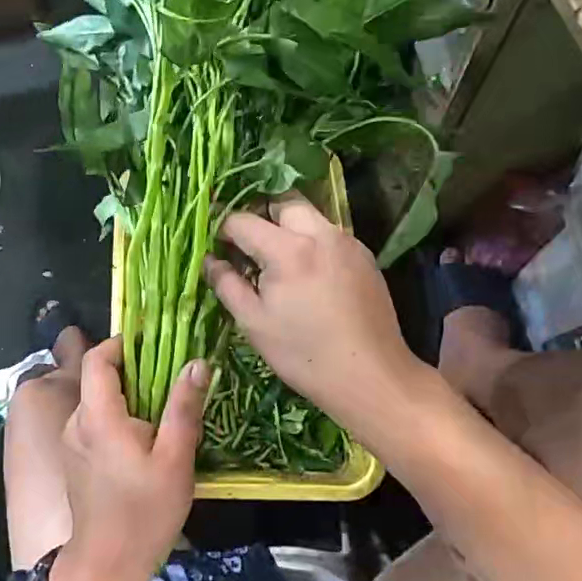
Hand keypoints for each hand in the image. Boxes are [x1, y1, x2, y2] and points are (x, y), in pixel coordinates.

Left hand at [52, 338, 206, 580]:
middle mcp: (77, 422)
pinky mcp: (74, 458)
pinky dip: (116, 417)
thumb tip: (197, 363)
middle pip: (97, 378)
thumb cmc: (144, 513)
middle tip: (168, 378)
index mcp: (98, 416)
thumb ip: (183, 408)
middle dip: (131, 371)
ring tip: (162, 410)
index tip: (152, 345)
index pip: (97, 359)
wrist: (106, 566)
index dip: (121, 344)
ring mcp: (72, 441)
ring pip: (96, 401)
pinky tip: (143, 439)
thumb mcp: (175, 460)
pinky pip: (94, 422)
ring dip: (126, 397)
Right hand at [205, 194, 430, 426]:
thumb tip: (209, 260)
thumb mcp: (254, 323)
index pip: (243, 220)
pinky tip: (305, 273)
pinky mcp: (364, 257)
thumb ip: (226, 284)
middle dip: (259, 215)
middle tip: (246, 245)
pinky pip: (329, 234)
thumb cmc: (304, 354)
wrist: (372, 377)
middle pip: (281, 202)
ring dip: (286, 226)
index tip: (214, 245)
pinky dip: (310, 241)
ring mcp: (347, 242)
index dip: (222, 229)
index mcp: (288, 249)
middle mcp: (320, 233)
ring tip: (274, 259)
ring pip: (309, 215)